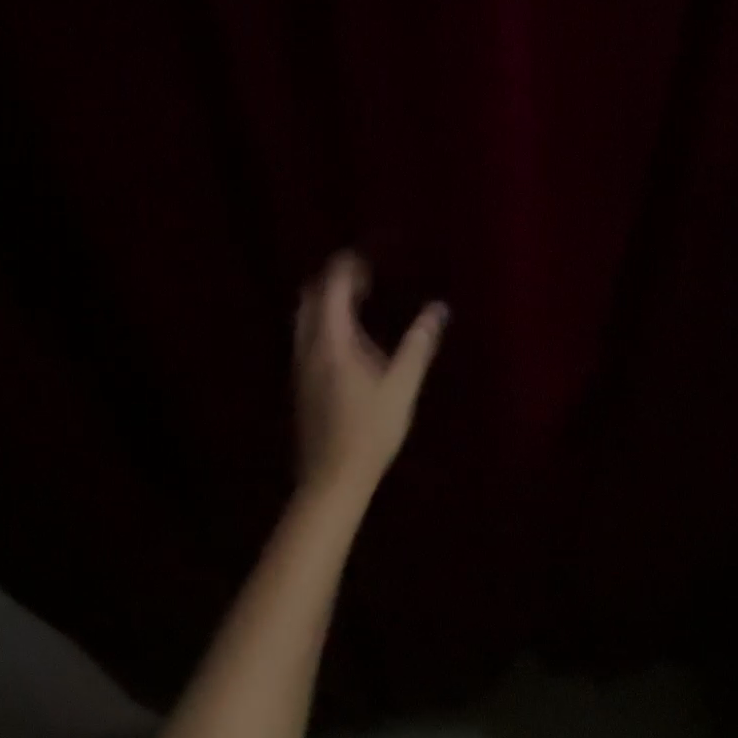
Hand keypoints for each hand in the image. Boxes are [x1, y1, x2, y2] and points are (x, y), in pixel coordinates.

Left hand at [293, 252, 447, 498]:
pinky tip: (348, 345)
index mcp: (331, 343)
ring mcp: (300, 368)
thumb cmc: (370, 433)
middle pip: (310, 299)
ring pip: (305, 321)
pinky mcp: (300, 386)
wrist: (333, 477)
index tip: (368, 259)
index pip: (332, 288)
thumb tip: (438, 310)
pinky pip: (307, 340)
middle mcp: (307, 349)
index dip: (347, 267)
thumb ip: (418, 346)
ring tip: (358, 307)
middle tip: (363, 279)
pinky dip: (323, 327)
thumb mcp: (402, 388)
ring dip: (326, 305)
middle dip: (333, 283)